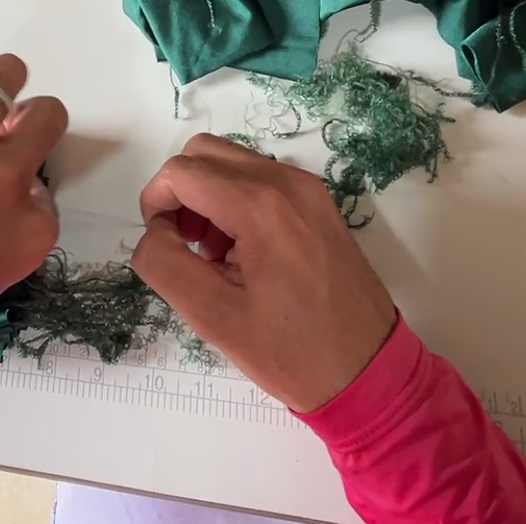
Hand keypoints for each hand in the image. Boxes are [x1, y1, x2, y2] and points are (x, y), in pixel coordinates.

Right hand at [131, 134, 395, 411]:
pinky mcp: (317, 199)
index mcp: (259, 206)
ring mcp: (306, 187)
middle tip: (185, 245)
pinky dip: (234, 197)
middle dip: (180, 192)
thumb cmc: (291, 352)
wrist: (371, 374)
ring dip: (206, 194)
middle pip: (203, 152)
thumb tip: (154, 231)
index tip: (162, 244)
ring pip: (230, 160)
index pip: (180, 172)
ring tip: (215, 253)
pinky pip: (258, 176)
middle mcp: (285, 181)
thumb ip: (164, 263)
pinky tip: (242, 249)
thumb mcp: (212, 317)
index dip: (155, 203)